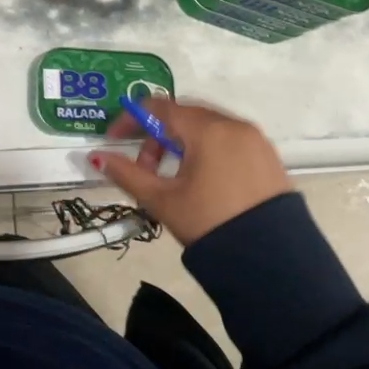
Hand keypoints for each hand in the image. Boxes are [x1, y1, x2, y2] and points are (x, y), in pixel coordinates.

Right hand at [89, 99, 291, 246]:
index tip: (114, 140)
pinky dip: (208, 149)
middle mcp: (234, 124)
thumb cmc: (209, 223)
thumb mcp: (163, 200)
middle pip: (185, 115)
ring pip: (209, 127)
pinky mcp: (269, 157)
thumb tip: (97, 158)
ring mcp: (256, 140)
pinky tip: (202, 180)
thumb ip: (128, 174)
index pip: (160, 107)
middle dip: (158, 135)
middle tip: (146, 166)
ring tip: (173, 177)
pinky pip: (230, 140)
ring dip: (183, 142)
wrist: (271, 262)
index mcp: (208, 129)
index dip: (131, 119)